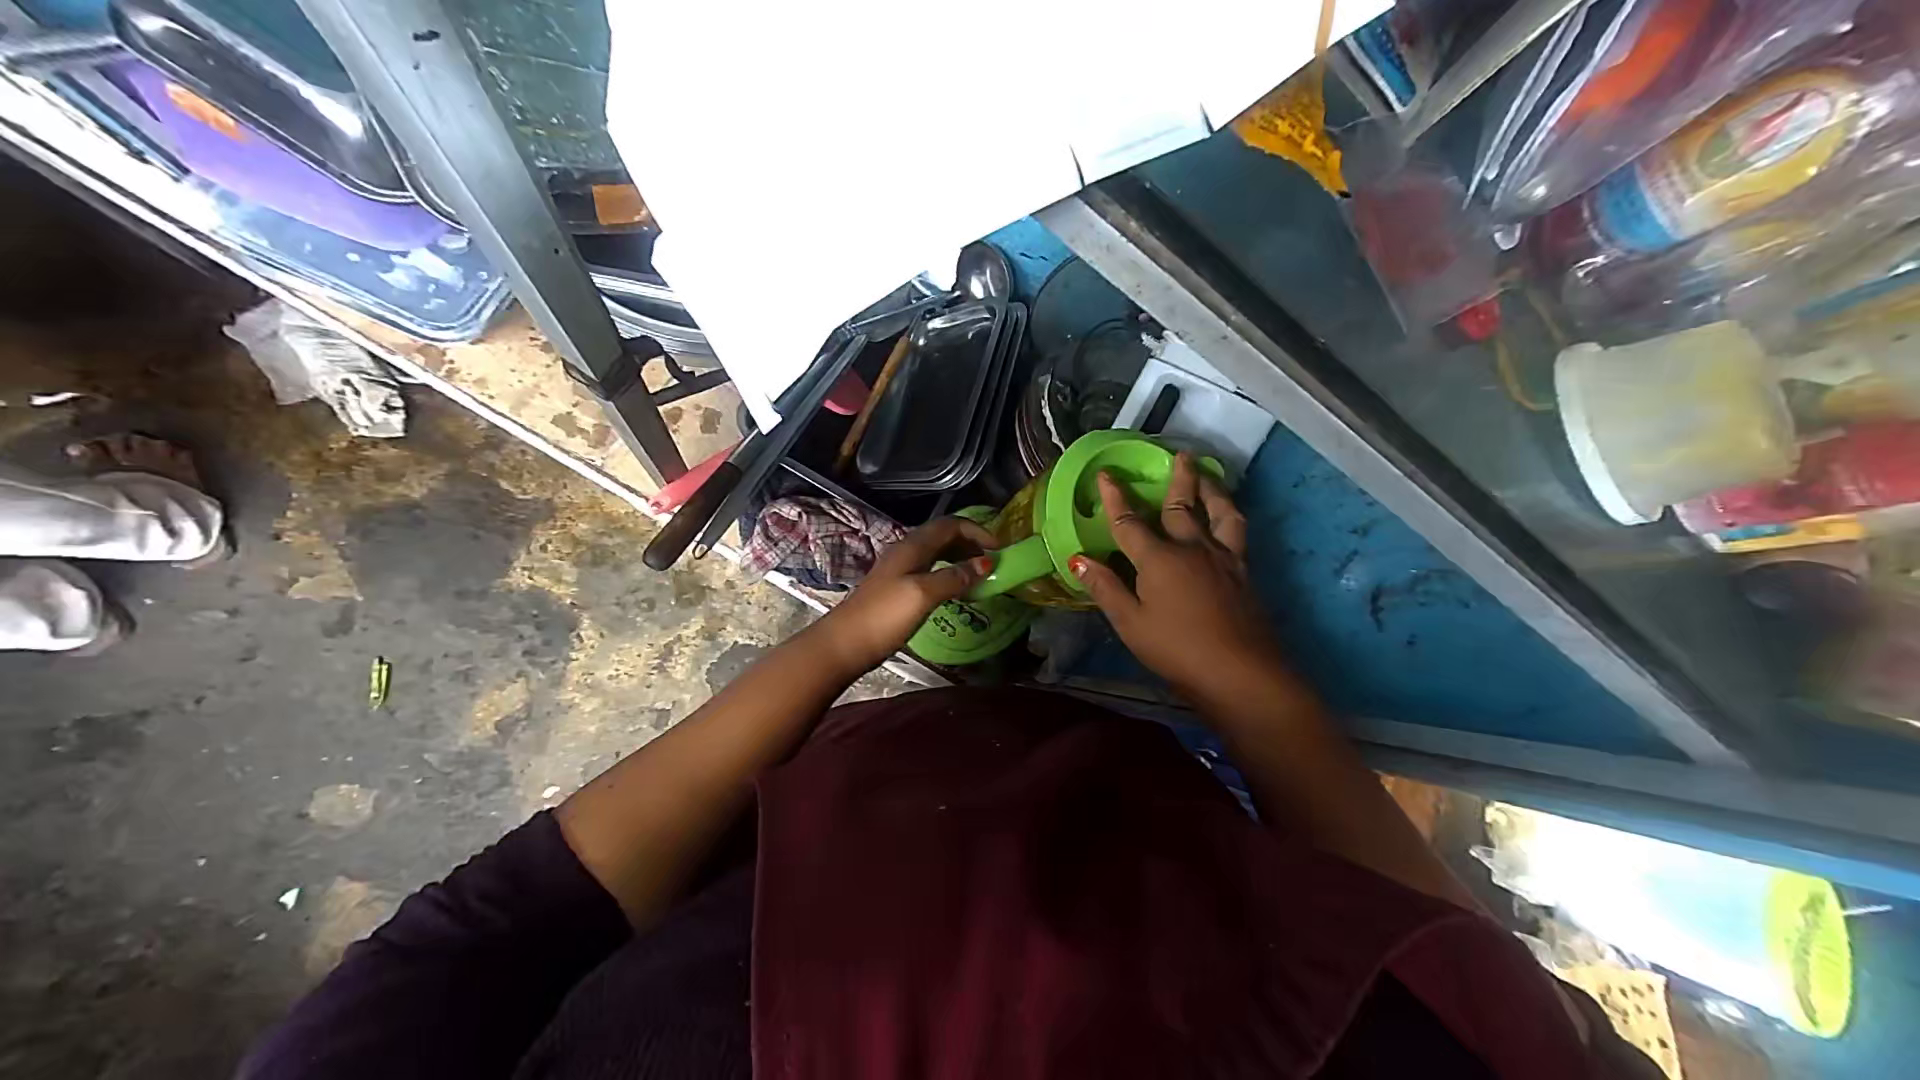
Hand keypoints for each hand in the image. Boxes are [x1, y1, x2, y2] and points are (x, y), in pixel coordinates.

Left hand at [813, 515, 998, 672]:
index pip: (950, 525)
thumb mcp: (923, 594)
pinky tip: (955, 591)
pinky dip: (948, 574)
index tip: (1000, 549)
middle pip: (943, 536)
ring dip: (960, 559)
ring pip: (936, 553)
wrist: (844, 644)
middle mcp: (906, 551)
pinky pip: (929, 571)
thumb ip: (954, 577)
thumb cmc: (884, 616)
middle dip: (971, 543)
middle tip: (993, 562)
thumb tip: (986, 563)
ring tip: (980, 576)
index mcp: (912, 546)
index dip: (977, 531)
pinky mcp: (896, 589)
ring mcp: (899, 570)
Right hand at [1071, 453, 1283, 703]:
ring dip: (1213, 490)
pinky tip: (1227, 521)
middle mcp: (1193, 548)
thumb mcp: (1131, 623)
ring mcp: (1224, 559)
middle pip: (1182, 505)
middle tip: (1179, 454)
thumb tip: (1078, 559)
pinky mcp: (1244, 573)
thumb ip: (1106, 588)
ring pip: (1220, 513)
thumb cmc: (1177, 649)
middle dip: (1177, 478)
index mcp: (1159, 559)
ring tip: (1209, 476)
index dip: (1115, 497)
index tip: (1106, 474)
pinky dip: (1229, 517)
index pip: (1130, 521)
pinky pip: (1236, 533)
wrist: (1241, 672)